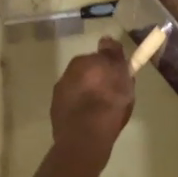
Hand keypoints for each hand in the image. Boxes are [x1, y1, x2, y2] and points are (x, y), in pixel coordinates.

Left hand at [49, 36, 135, 171]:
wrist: (86, 137)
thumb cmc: (109, 103)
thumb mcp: (121, 75)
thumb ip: (114, 55)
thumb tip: (106, 39)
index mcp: (83, 61)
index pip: (99, 58)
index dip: (110, 68)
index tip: (119, 80)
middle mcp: (67, 73)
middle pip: (87, 73)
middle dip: (97, 81)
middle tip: (112, 97)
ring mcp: (59, 93)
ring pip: (78, 90)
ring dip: (87, 95)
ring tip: (100, 113)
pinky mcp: (56, 113)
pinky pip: (72, 106)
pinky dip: (79, 110)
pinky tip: (89, 122)